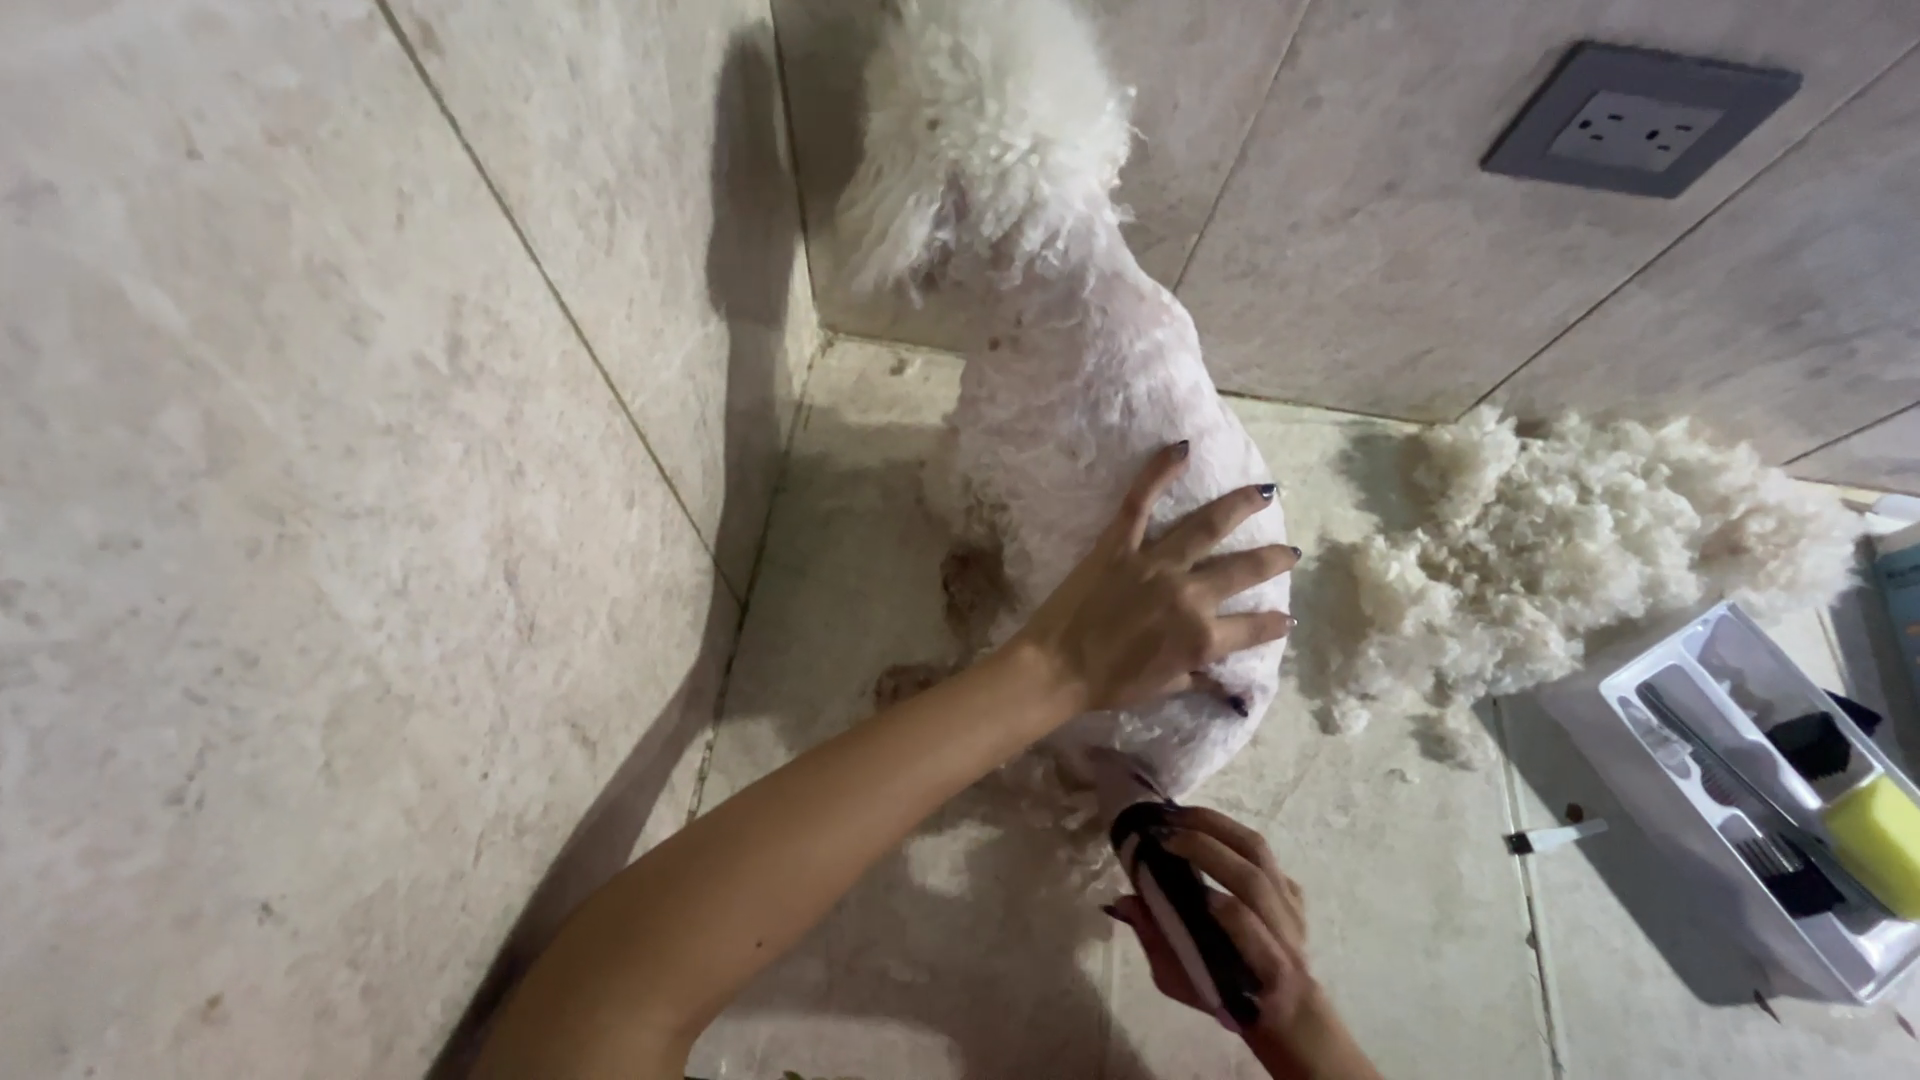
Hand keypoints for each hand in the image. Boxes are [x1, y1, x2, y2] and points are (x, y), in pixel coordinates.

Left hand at [1009, 441, 1296, 712]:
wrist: (1057, 667)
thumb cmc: (1109, 684)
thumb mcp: (1164, 688)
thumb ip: (1199, 677)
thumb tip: (1226, 683)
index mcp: (1201, 636)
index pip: (1254, 628)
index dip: (1274, 623)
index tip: (1286, 617)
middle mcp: (1188, 594)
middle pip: (1243, 570)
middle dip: (1273, 560)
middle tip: (1290, 550)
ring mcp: (1154, 564)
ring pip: (1207, 526)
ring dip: (1240, 506)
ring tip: (1265, 492)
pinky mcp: (1119, 544)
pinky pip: (1141, 502)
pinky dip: (1159, 472)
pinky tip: (1181, 449)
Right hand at [1107, 807, 1314, 1038]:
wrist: (1286, 1004)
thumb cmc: (1227, 996)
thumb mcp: (1183, 982)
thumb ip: (1155, 940)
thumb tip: (1125, 901)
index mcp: (1264, 964)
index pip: (1246, 924)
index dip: (1216, 901)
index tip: (1180, 885)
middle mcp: (1284, 929)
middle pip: (1251, 878)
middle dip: (1205, 848)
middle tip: (1165, 833)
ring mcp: (1291, 904)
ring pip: (1258, 852)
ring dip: (1215, 826)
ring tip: (1179, 815)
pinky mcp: (1292, 887)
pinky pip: (1262, 850)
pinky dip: (1229, 832)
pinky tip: (1202, 825)